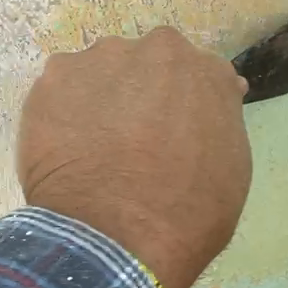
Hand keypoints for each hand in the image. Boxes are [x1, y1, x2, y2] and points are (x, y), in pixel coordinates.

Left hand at [17, 27, 250, 287]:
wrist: (117, 236)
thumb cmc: (188, 215)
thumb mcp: (231, 172)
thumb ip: (218, 127)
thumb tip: (209, 110)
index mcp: (209, 73)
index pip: (198, 79)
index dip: (183, 107)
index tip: (174, 133)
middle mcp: (159, 50)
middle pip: (148, 67)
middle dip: (141, 95)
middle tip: (132, 143)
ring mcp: (104, 59)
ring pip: (101, 75)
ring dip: (99, 101)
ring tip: (92, 150)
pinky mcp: (56, 77)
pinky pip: (61, 93)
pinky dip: (61, 116)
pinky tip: (64, 152)